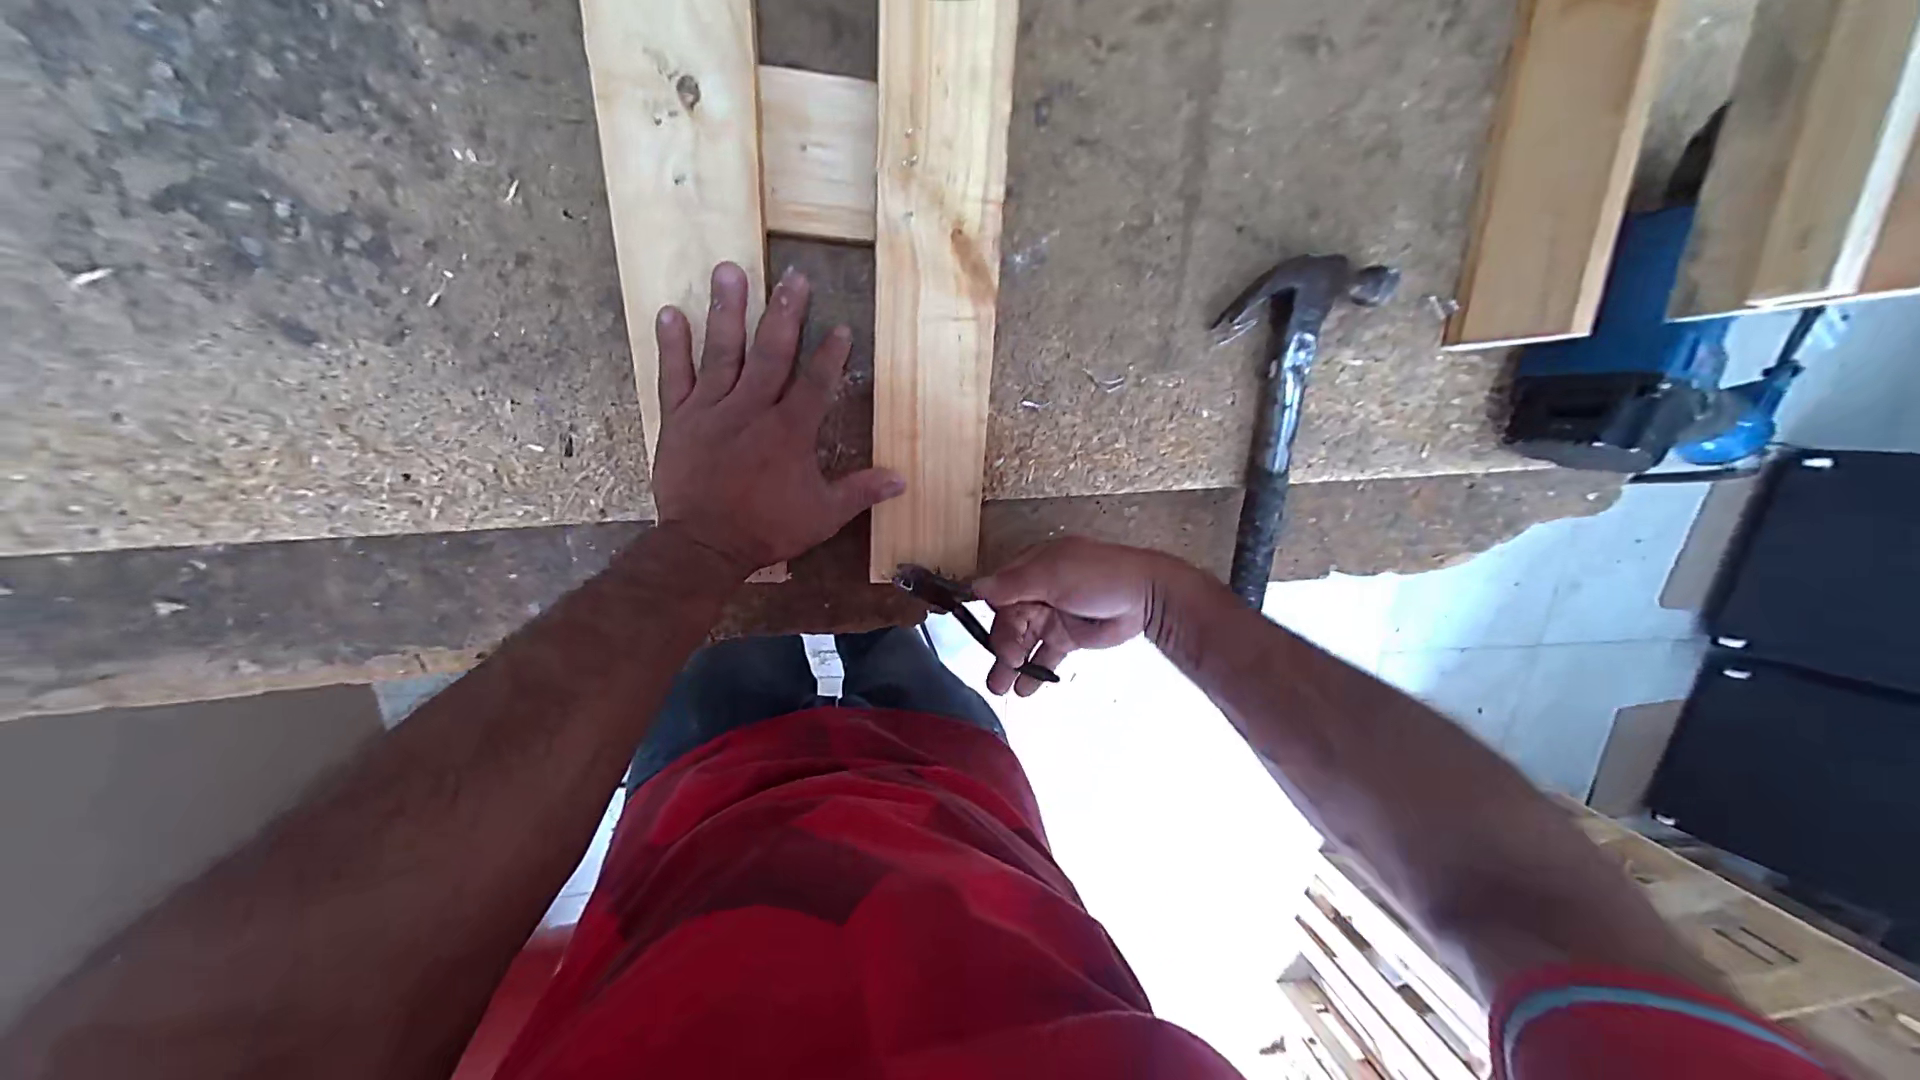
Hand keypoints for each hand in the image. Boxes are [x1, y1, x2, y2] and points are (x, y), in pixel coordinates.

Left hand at [651, 262, 904, 577]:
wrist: (704, 545)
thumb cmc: (767, 529)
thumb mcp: (823, 515)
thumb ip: (860, 492)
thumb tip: (901, 480)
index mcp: (790, 430)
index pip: (815, 382)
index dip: (831, 354)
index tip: (841, 326)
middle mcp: (752, 409)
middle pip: (772, 352)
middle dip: (785, 312)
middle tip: (793, 276)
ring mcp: (712, 410)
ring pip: (723, 352)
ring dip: (728, 311)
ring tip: (730, 270)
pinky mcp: (680, 419)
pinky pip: (675, 376)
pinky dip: (673, 346)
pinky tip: (671, 312)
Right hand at [972, 537, 1185, 695]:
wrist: (1146, 596)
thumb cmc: (1100, 575)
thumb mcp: (1053, 573)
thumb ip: (1013, 584)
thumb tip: (975, 588)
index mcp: (1031, 569)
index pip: (999, 594)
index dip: (993, 616)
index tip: (989, 636)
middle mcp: (1037, 592)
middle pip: (1008, 622)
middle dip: (1002, 646)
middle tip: (1006, 664)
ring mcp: (1052, 616)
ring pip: (1022, 642)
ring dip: (1010, 664)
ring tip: (1000, 687)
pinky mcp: (1066, 637)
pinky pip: (1043, 656)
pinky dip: (1033, 673)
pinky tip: (1024, 689)